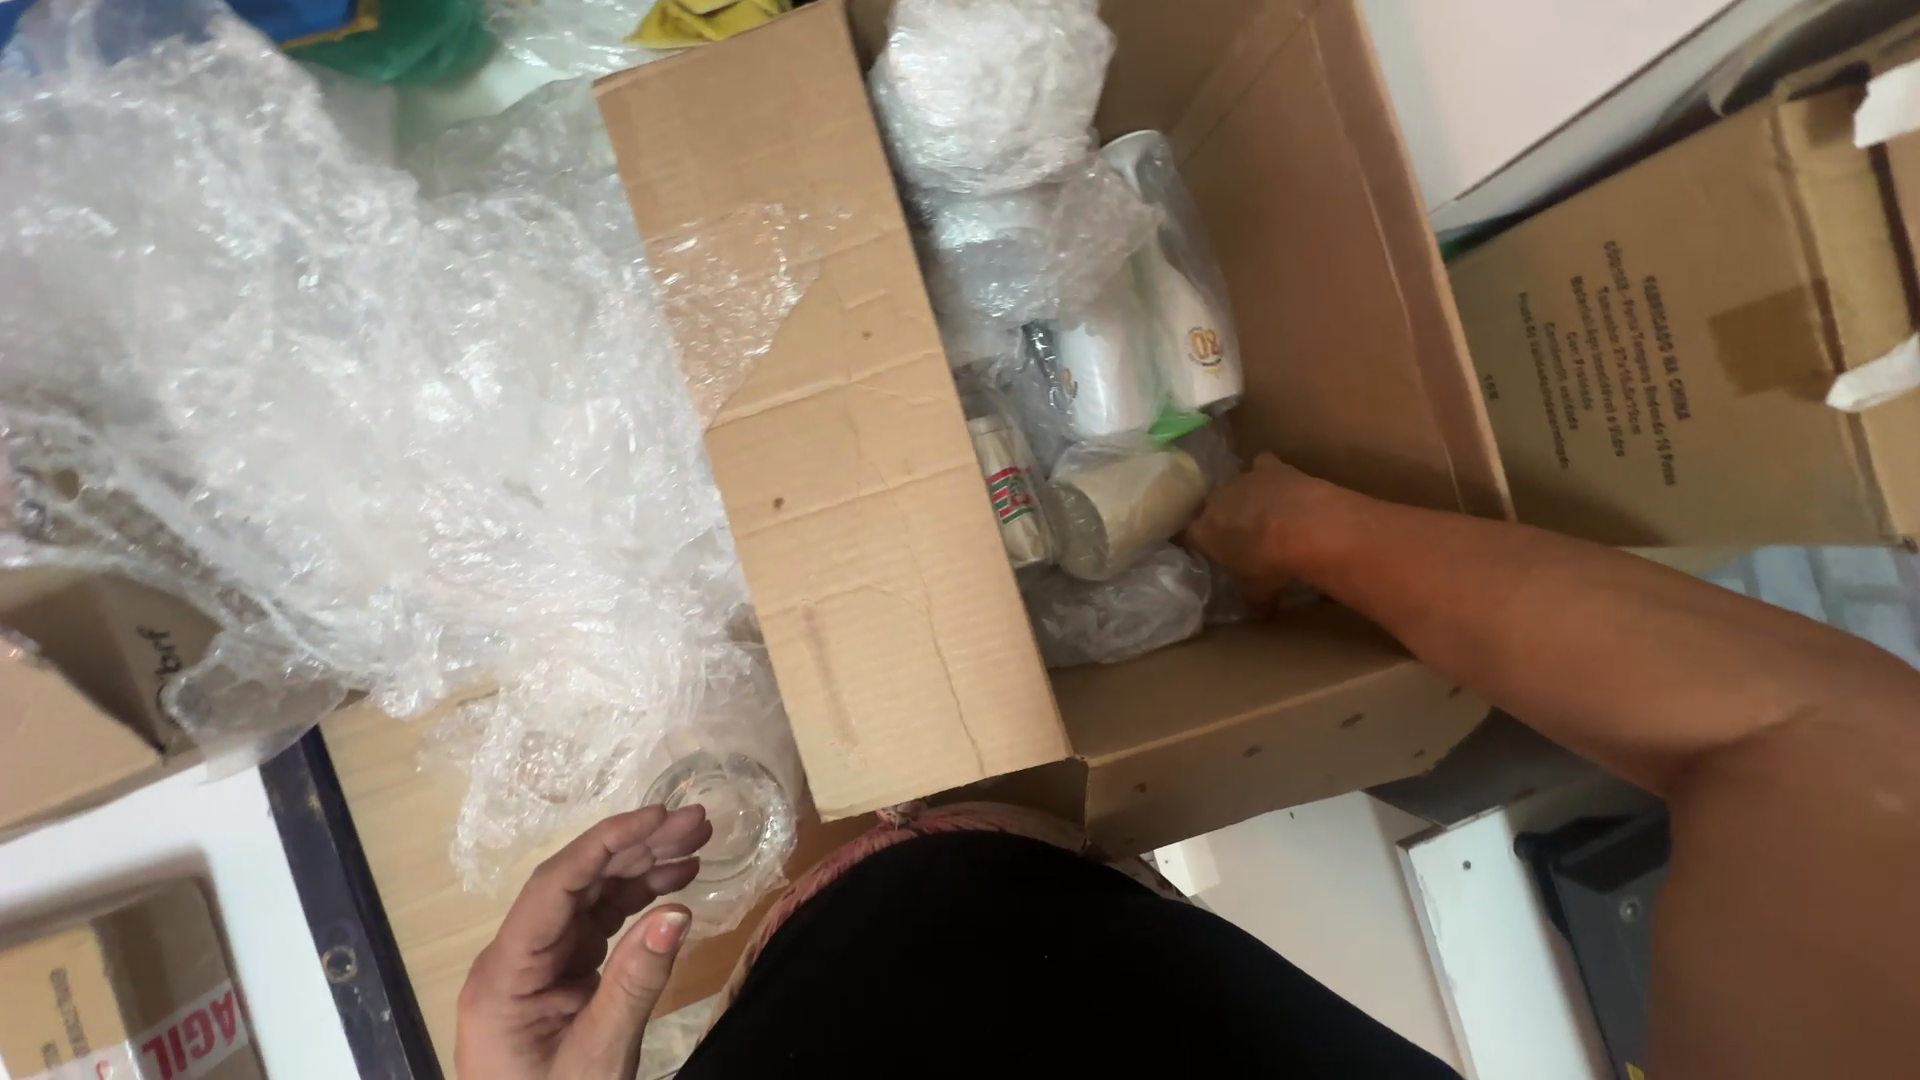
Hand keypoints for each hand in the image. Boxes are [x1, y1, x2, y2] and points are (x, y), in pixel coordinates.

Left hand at [455, 805, 712, 1079]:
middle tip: (698, 820)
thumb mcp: (597, 1058)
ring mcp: (542, 962)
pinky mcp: (565, 971)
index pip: (555, 886)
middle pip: (579, 881)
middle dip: (639, 845)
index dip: (607, 842)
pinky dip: (644, 896)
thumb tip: (678, 911)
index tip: (659, 816)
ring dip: (647, 864)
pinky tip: (680, 878)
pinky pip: (605, 919)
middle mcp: (518, 956)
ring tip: (700, 838)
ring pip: (596, 893)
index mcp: (505, 974)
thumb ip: (635, 983)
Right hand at [1183, 453, 1319, 615]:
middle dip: (1221, 519)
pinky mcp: (1268, 467)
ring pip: (1234, 486)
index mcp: (1202, 532)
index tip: (1204, 550)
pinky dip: (1268, 473)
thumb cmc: (1269, 563)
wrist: (1302, 527)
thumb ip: (1253, 601)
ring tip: (1262, 512)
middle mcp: (1214, 503)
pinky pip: (1261, 465)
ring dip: (1245, 497)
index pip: (1187, 536)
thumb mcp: (1259, 591)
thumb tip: (1259, 615)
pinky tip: (1279, 483)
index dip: (1196, 542)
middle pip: (1210, 508)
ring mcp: (1240, 481)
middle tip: (1238, 535)